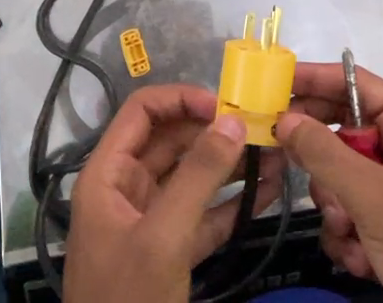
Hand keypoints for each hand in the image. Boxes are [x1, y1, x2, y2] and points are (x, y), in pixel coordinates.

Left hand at [64, 84, 281, 302]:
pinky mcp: (172, 251)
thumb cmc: (127, 298)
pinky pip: (204, 214)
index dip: (181, 99)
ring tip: (275, 153)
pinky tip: (268, 192)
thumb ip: (198, 176)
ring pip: (192, 176)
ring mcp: (150, 221)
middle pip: (172, 140)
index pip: (142, 112)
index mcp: (108, 175)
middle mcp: (127, 189)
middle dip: (215, 131)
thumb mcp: (162, 236)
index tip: (225, 105)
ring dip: (231, 165)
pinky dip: (233, 203)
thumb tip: (234, 120)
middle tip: (261, 127)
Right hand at [275, 63, 382, 302]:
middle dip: (323, 162)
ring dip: (336, 208)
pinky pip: (351, 208)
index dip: (315, 79)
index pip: (356, 83)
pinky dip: (348, 233)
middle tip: (291, 164)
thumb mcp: (372, 198)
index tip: (274, 83)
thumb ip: (324, 154)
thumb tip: (285, 118)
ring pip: (341, 174)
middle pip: (343, 131)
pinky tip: (360, 257)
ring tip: (348, 230)